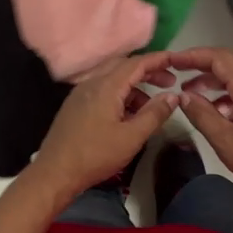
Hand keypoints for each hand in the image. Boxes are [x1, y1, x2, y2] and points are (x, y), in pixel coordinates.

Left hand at [28, 52, 179, 200]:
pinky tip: (128, 116)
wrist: (55, 172)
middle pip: (123, 67)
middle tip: (169, 82)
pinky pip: (101, 92)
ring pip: (112, 81)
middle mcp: (91, 84)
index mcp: (106, 86)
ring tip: (151, 106)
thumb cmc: (95, 155)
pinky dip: (120, 97)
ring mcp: (80, 95)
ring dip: (134, 87)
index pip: (136, 62)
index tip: (177, 61)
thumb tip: (172, 96)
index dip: (159, 60)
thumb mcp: (132, 137)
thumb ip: (154, 114)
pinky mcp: (74, 107)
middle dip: (148, 72)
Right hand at [172, 48, 232, 206]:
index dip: (193, 56)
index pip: (218, 58)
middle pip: (230, 63)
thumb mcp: (224, 139)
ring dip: (214, 82)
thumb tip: (183, 96)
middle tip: (177, 74)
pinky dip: (228, 93)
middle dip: (202, 67)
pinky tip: (216, 110)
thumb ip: (201, 114)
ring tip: (191, 95)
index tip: (172, 61)